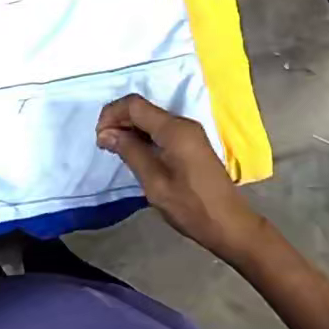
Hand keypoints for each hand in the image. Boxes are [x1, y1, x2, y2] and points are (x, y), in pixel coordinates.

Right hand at [96, 95, 267, 263]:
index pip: (135, 105)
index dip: (112, 114)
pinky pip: (162, 130)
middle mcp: (183, 123)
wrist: (229, 223)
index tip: (99, 138)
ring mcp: (190, 132)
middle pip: (144, 109)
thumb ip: (131, 152)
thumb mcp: (154, 183)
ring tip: (116, 151)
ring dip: (131, 129)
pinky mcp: (192, 143)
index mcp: (175, 129)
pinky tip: (135, 154)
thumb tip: (107, 133)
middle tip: (104, 146)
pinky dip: (144, 137)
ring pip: (152, 119)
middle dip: (119, 121)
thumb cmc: (190, 206)